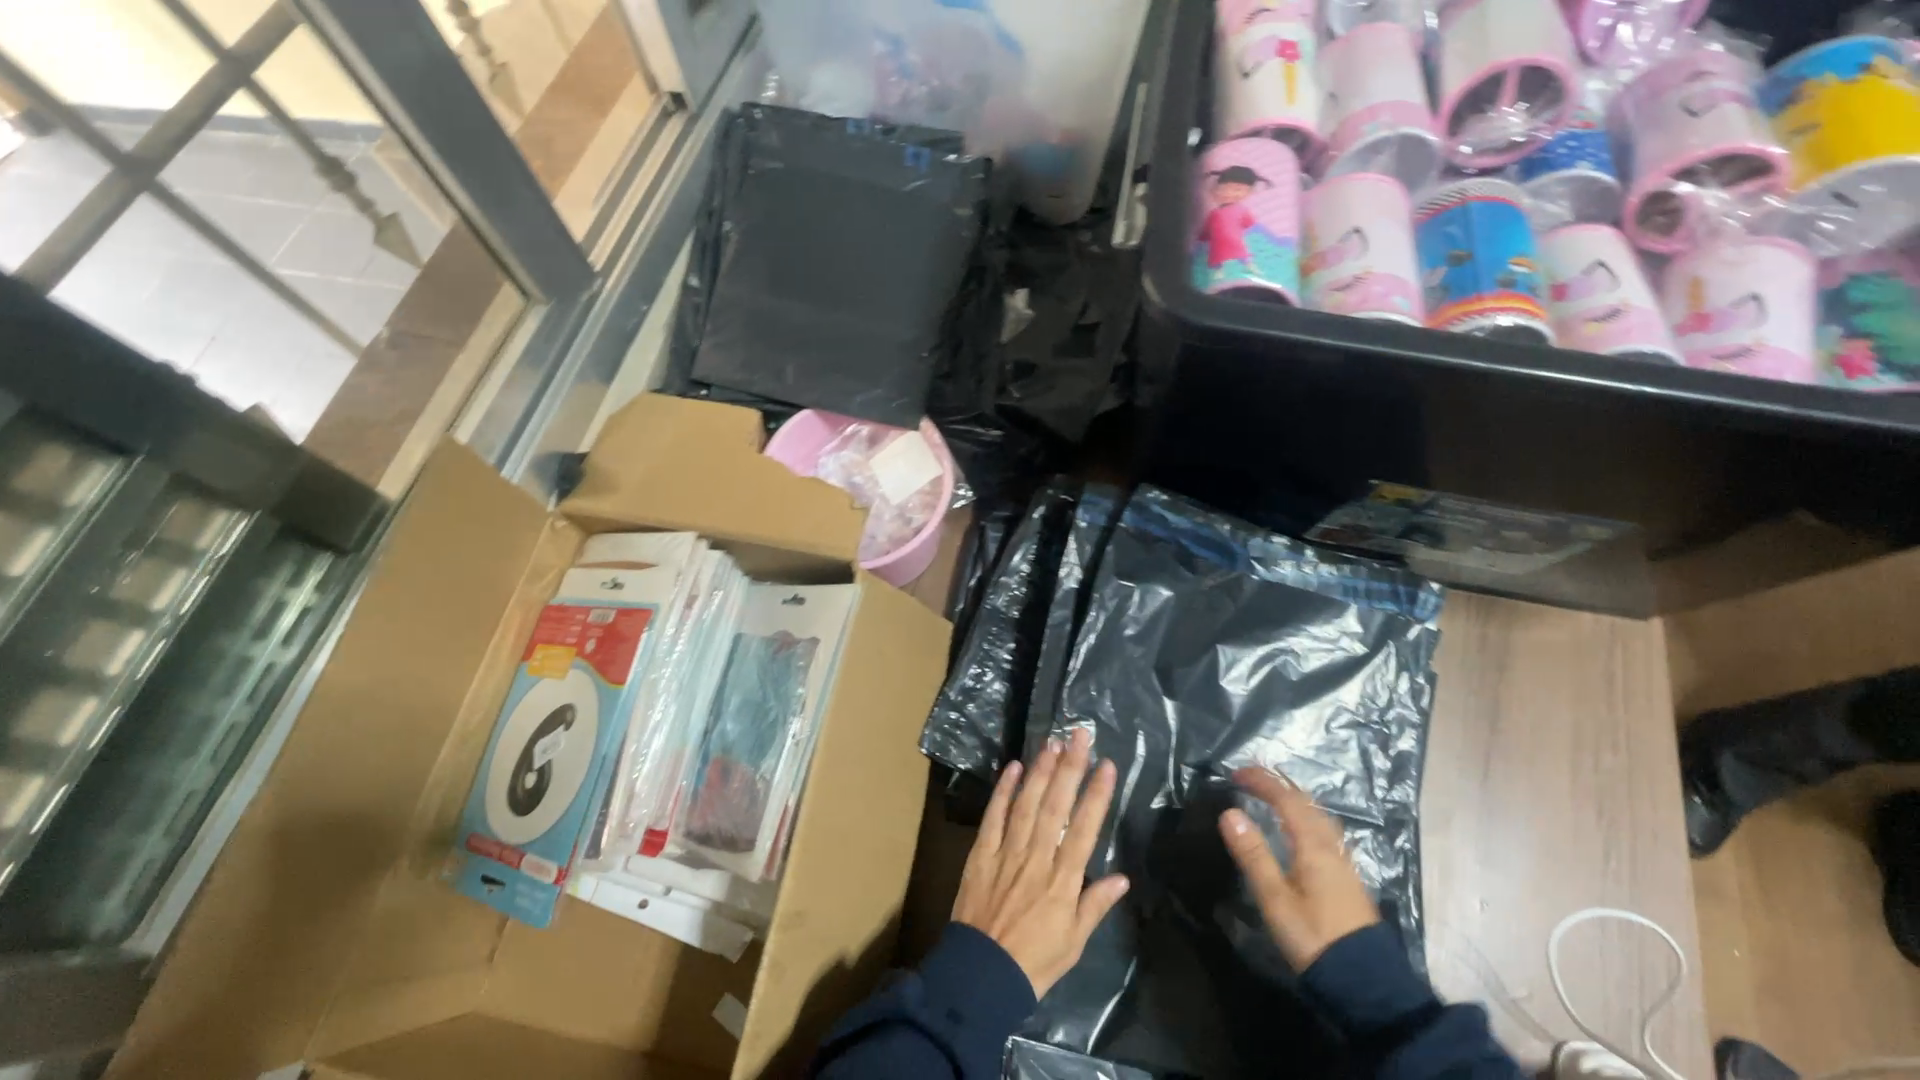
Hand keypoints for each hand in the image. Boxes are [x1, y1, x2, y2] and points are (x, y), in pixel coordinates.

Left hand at [951, 728, 1129, 998]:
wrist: (981, 976)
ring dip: (1040, 772)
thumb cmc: (1035, 963)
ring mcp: (1006, 854)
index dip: (1097, 794)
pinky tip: (1013, 769)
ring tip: (1052, 743)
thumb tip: (1121, 877)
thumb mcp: (1074, 942)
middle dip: (1069, 768)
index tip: (1107, 765)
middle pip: (1056, 806)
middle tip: (1079, 735)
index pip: (1085, 828)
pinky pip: (993, 818)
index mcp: (1063, 880)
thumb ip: (1095, 905)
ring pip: (1026, 804)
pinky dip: (1003, 792)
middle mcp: (1037, 858)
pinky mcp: (981, 855)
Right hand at [1219, 766, 1379, 970]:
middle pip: (1307, 803)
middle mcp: (1332, 847)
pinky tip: (1300, 832)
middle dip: (1279, 785)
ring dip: (1295, 800)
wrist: (1363, 979)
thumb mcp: (1275, 899)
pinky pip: (1324, 831)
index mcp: (1313, 846)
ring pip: (1319, 817)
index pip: (1286, 800)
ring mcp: (1343, 862)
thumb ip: (1253, 854)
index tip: (1236, 772)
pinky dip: (1306, 818)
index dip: (1262, 781)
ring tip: (1273, 797)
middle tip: (1251, 778)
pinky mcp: (1346, 878)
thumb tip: (1231, 813)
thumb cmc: (1313, 936)